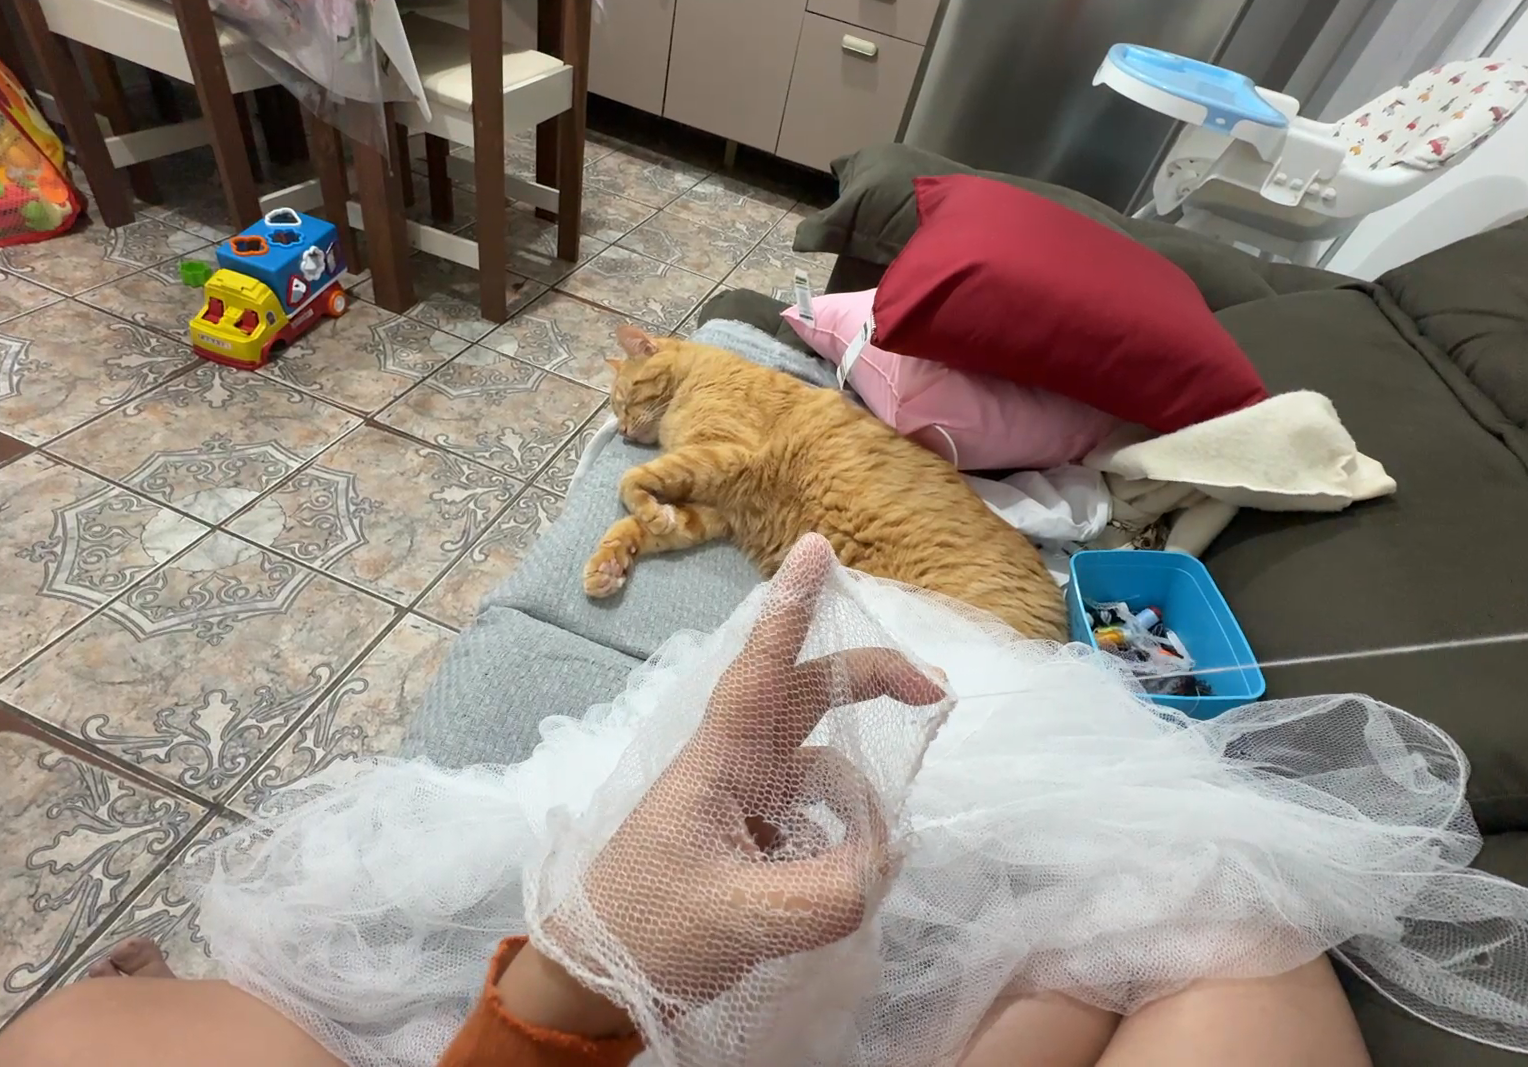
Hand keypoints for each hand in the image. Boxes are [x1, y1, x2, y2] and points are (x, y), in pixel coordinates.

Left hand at [550, 534, 949, 1005]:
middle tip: (936, 691)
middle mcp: (735, 761)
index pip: (760, 666)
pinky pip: (816, 810)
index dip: (790, 605)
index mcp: (719, 758)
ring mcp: (744, 795)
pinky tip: (846, 875)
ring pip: (823, 762)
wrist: (592, 979)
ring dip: (862, 798)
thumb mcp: (740, 919)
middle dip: (870, 679)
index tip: (817, 546)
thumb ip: (826, 894)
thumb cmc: (644, 930)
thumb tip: (887, 859)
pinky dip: (844, 833)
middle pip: (808, 694)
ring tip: (876, 857)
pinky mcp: (751, 829)